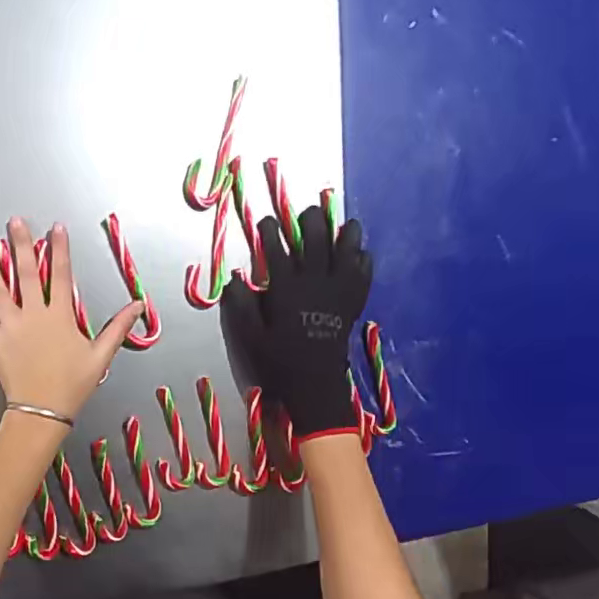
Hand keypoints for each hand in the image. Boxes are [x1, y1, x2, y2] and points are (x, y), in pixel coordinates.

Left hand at [0, 217, 144, 421]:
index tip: (56, 227)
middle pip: (27, 273)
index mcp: (60, 317)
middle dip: (21, 244)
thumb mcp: (101, 356)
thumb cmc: (73, 384)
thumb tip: (138, 305)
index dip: (60, 250)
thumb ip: (118, 328)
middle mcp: (33, 315)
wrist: (43, 410)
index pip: (62, 275)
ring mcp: (10, 326)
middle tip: (14, 221)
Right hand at [221, 205, 371, 438]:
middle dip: (310, 220)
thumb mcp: (251, 338)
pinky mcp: (353, 301)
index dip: (269, 231)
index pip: (276, 248)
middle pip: (315, 238)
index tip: (265, 223)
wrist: (315, 382)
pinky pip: (363, 271)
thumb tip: (234, 278)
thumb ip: (241, 307)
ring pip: (345, 248)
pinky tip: (359, 253)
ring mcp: (337, 290)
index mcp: (285, 288)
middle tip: (306, 215)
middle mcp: (313, 281)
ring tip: (344, 223)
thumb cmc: (279, 362)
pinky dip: (362, 258)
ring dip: (345, 232)